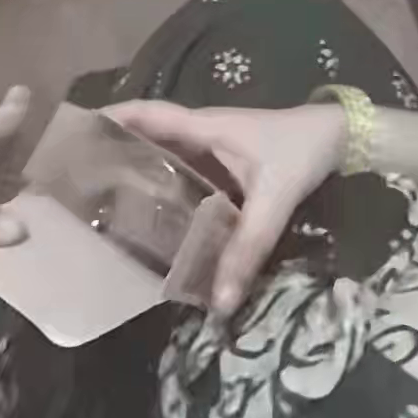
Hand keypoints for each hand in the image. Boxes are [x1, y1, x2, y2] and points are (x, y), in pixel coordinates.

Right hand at [102, 101, 345, 316]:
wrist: (339, 136)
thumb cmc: (302, 152)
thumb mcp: (273, 199)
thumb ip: (248, 248)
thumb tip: (217, 303)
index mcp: (206, 128)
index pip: (149, 114)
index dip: (114, 117)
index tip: (78, 131)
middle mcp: (205, 132)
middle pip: (151, 133)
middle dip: (117, 148)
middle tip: (82, 178)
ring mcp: (217, 145)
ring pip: (169, 151)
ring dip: (141, 164)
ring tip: (107, 196)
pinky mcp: (229, 161)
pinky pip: (189, 168)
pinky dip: (169, 180)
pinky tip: (160, 209)